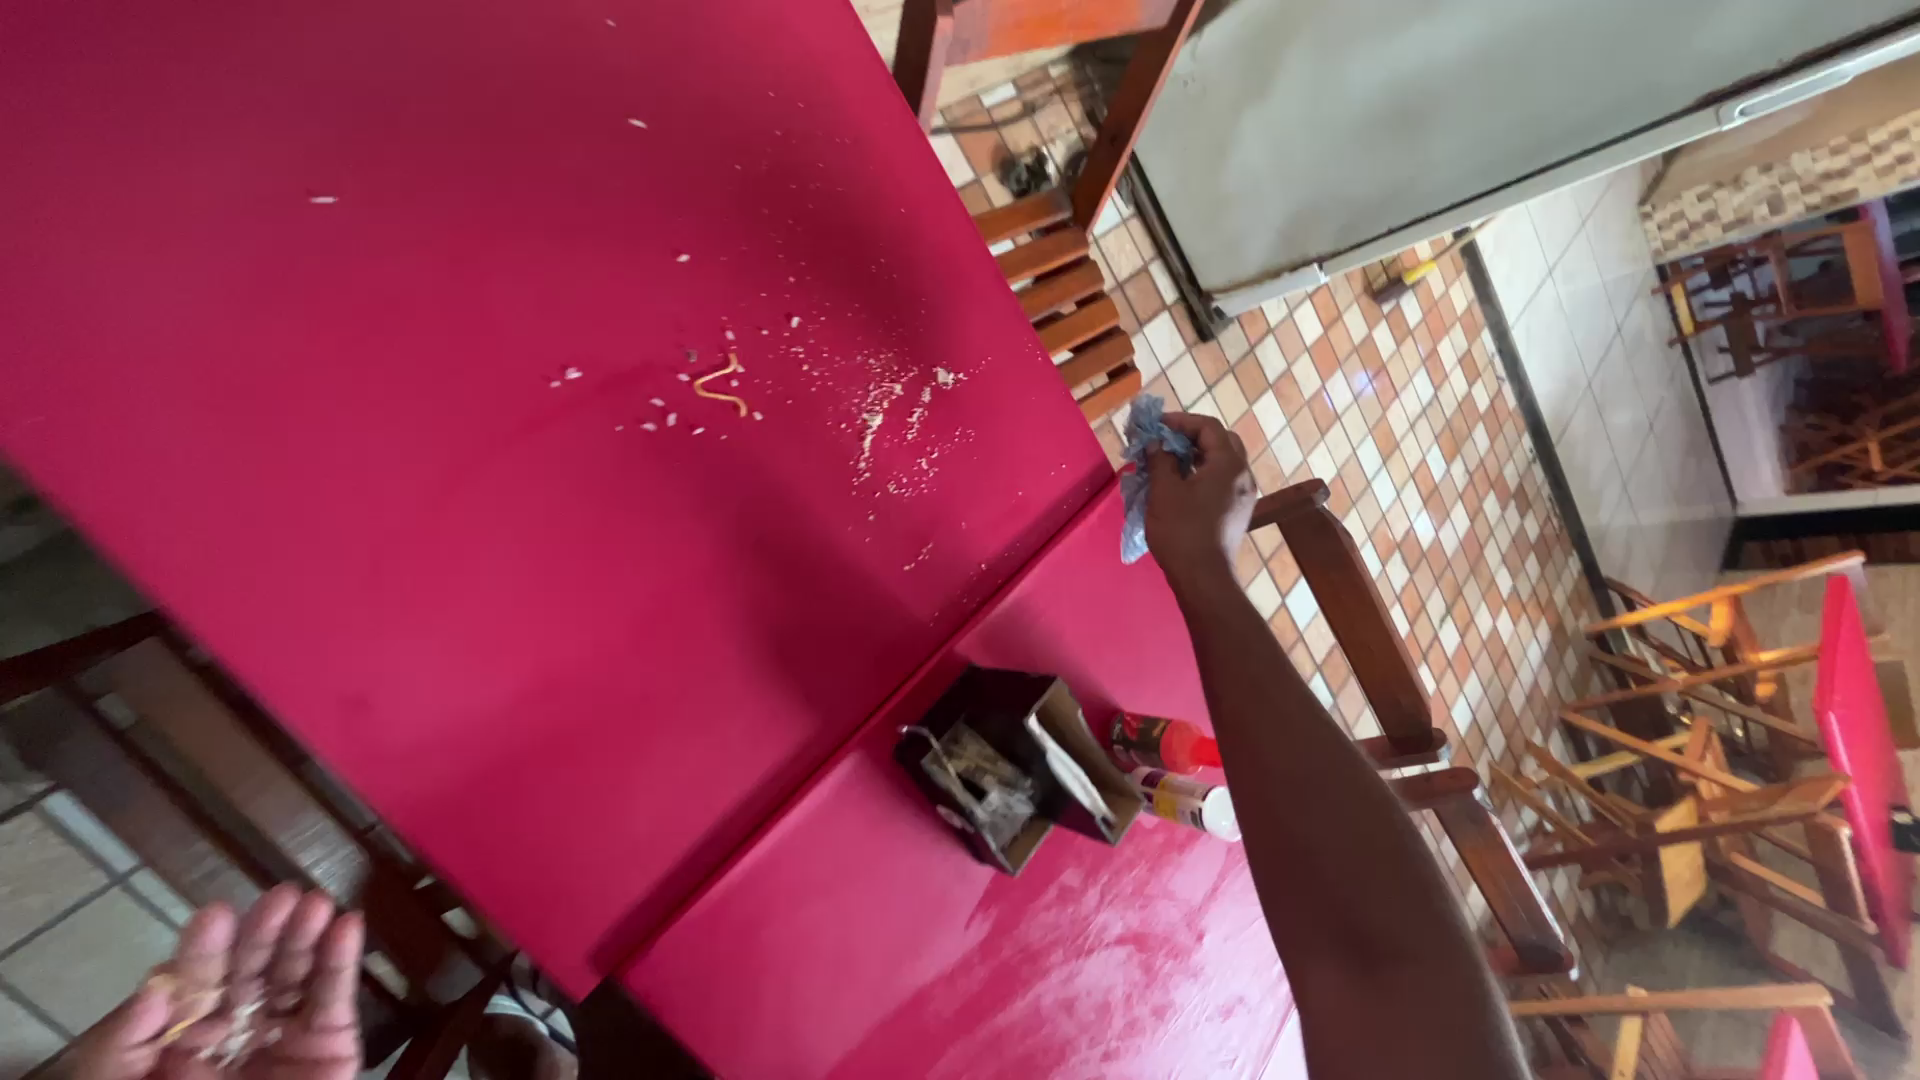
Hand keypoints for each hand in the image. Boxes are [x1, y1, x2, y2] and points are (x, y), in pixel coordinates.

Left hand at [71, 885, 363, 1079]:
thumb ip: (122, 1050)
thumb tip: (153, 987)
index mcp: (174, 1047)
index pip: (190, 987)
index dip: (204, 950)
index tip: (218, 912)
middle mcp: (232, 1033)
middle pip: (251, 972)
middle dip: (266, 932)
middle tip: (283, 896)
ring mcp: (285, 1035)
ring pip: (297, 975)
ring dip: (308, 935)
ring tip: (316, 902)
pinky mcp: (332, 1042)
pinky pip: (335, 997)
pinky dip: (343, 960)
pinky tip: (347, 925)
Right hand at [1144, 411, 1255, 591]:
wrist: (1203, 577)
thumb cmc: (1181, 530)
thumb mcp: (1163, 490)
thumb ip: (1160, 460)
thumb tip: (1157, 444)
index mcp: (1228, 464)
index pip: (1208, 427)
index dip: (1180, 421)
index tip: (1156, 426)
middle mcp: (1243, 475)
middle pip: (1221, 441)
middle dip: (1192, 436)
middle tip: (1166, 441)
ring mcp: (1244, 495)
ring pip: (1223, 462)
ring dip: (1197, 456)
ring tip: (1169, 462)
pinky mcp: (1237, 512)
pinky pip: (1222, 481)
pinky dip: (1203, 474)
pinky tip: (1181, 485)